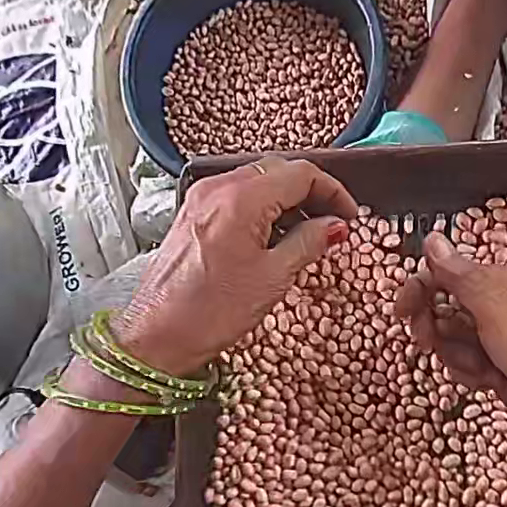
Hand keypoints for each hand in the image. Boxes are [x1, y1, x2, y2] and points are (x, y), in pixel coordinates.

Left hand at [116, 157, 357, 375]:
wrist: (157, 336)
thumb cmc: (212, 312)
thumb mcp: (272, 278)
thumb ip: (307, 243)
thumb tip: (334, 226)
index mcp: (242, 198)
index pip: (301, 173)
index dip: (333, 191)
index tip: (349, 217)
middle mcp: (217, 187)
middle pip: (278, 170)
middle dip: (311, 193)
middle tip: (332, 225)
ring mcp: (200, 199)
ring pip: (256, 182)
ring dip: (286, 200)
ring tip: (305, 235)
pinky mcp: (191, 215)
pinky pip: (235, 197)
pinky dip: (261, 209)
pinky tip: (272, 238)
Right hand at [392, 232, 506, 403]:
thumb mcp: (490, 305)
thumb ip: (458, 274)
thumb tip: (432, 237)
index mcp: (488, 281)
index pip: (436, 276)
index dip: (416, 293)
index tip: (402, 314)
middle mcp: (485, 304)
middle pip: (436, 311)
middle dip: (434, 332)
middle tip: (432, 343)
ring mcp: (485, 334)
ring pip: (446, 342)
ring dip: (456, 357)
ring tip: (481, 366)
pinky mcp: (487, 360)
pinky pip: (459, 363)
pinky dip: (468, 373)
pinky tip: (487, 378)